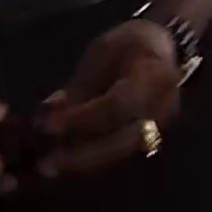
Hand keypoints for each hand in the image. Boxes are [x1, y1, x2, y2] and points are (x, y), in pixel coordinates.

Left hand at [36, 19, 180, 176]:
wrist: (167, 48)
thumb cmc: (130, 44)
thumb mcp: (103, 52)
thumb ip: (80, 85)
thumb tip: (48, 112)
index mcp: (153, 77)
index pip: (116, 106)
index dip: (80, 119)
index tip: (46, 126)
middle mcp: (161, 110)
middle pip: (121, 142)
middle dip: (80, 155)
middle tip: (44, 164)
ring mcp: (159, 129)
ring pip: (119, 155)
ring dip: (83, 164)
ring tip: (48, 167)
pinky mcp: (149, 140)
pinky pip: (118, 155)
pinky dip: (91, 161)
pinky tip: (64, 163)